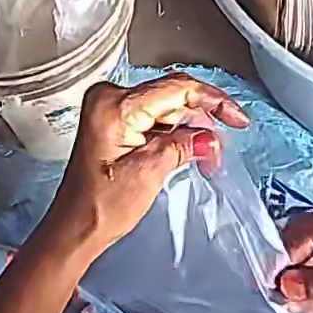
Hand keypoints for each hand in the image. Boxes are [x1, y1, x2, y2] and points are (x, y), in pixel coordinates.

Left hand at [42, 74, 249, 256]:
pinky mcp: (111, 120)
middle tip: (223, 141)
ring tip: (207, 154)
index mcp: (114, 106)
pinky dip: (173, 130)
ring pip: (164, 105)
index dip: (213, 100)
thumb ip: (184, 145)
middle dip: (202, 117)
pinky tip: (188, 148)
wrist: (76, 224)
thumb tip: (211, 137)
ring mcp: (107, 108)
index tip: (236, 117)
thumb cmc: (100, 206)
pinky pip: (151, 115)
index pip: (175, 88)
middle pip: (170, 94)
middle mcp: (107, 98)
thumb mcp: (150, 172)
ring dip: (190, 126)